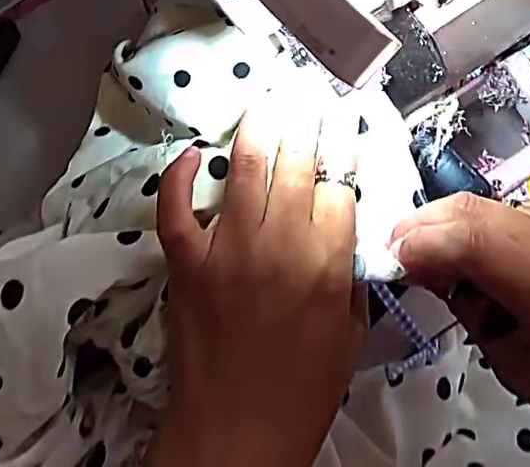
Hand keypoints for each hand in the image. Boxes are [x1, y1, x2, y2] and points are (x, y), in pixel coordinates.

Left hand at [147, 114, 365, 466]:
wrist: (234, 442)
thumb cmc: (301, 392)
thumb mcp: (350, 333)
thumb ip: (352, 272)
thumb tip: (348, 225)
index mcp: (325, 263)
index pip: (339, 182)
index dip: (342, 147)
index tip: (342, 122)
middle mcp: (279, 245)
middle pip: (297, 161)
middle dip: (306, 121)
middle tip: (307, 97)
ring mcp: (228, 250)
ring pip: (245, 168)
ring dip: (258, 128)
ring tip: (267, 102)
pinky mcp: (187, 265)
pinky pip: (177, 209)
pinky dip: (180, 177)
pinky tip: (193, 153)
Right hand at [390, 195, 529, 466]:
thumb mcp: (514, 362)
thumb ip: (463, 301)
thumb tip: (411, 259)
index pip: (476, 238)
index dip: (423, 239)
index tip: (385, 256)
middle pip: (476, 209)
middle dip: (426, 225)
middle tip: (394, 251)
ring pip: (487, 205)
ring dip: (451, 226)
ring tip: (439, 263)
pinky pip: (507, 210)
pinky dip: (480, 228)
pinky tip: (481, 259)